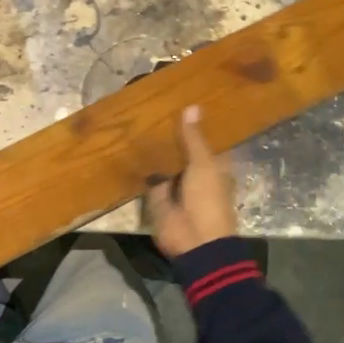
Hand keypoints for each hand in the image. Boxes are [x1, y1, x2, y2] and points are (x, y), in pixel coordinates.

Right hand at [144, 105, 237, 257]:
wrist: (194, 240)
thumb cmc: (208, 200)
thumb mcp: (203, 165)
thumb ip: (194, 139)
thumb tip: (192, 106)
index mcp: (215, 165)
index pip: (205, 139)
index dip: (196, 124)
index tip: (182, 102)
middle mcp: (195, 173)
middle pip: (183, 150)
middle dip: (172, 135)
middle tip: (154, 107)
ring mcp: (175, 186)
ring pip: (164, 163)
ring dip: (154, 150)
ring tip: (138, 120)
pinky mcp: (157, 197)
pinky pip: (148, 178)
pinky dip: (141, 167)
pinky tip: (128, 147)